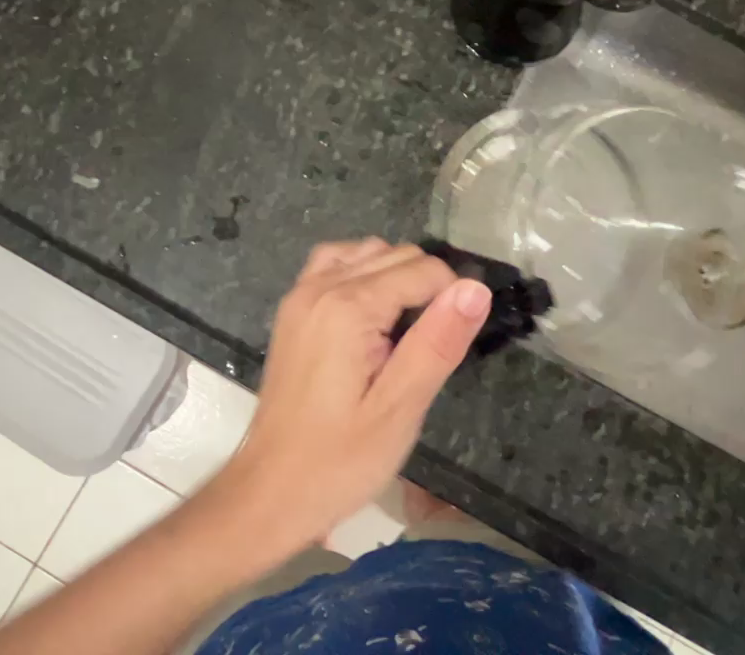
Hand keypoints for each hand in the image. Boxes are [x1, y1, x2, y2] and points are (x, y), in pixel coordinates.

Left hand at [201, 239, 490, 563]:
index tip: (457, 343)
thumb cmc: (339, 461)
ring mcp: (300, 295)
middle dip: (427, 288)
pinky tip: (374, 314)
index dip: (453, 299)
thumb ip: (438, 341)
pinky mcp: (293, 310)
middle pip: (396, 254)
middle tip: (433, 348)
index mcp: (348, 307)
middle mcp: (320, 287)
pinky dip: (363, 273)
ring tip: (408, 333)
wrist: (269, 492)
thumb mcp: (400, 408)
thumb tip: (475, 288)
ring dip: (397, 276)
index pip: (423, 270)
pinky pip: (335, 264)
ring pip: (367, 252)